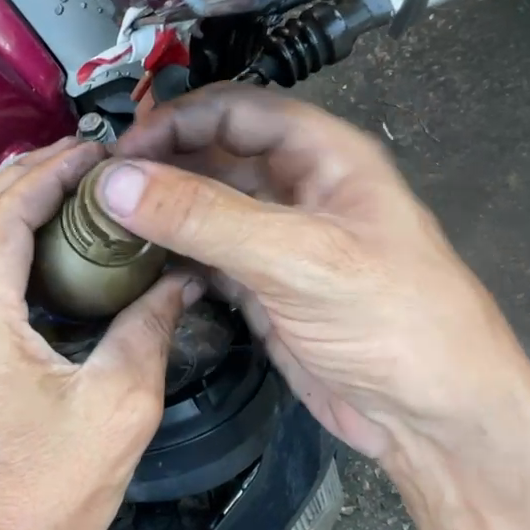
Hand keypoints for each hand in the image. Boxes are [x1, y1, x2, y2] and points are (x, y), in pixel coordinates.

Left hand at [0, 139, 198, 529]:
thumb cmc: (53, 496)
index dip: (45, 174)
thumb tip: (178, 279)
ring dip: (0, 206)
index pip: (1, 218)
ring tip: (56, 187)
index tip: (89, 153)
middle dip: (20, 176)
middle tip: (76, 159)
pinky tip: (32, 247)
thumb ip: (148, 329)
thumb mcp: (121, 408)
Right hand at [106, 83, 525, 460]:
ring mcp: (276, 241)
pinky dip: (168, 257)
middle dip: (158, 166)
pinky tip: (133, 265)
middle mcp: (297, 189)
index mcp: (324, 157)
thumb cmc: (392, 322)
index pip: (236, 111)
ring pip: (203, 208)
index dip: (176, 121)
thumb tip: (115, 182)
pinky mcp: (261, 287)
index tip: (119, 153)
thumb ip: (204, 217)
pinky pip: (203, 256)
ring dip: (157, 213)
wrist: (432, 419)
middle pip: (213, 155)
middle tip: (97, 191)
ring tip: (101, 227)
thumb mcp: (297, 259)